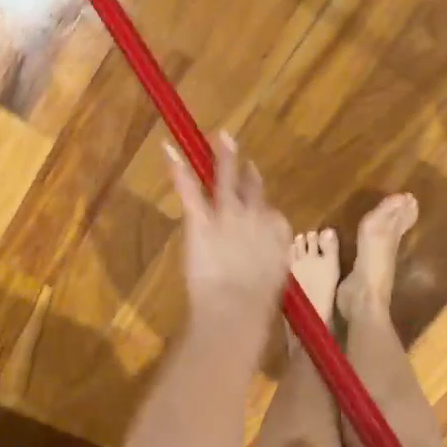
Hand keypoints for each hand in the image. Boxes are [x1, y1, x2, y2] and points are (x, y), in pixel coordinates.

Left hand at [166, 134, 290, 330]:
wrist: (237, 308)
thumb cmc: (257, 310)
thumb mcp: (273, 289)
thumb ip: (267, 274)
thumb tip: (261, 283)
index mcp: (278, 238)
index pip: (273, 218)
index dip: (264, 215)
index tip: (261, 210)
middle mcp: (256, 219)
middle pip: (254, 192)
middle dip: (249, 176)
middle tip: (248, 162)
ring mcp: (228, 216)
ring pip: (226, 180)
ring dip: (223, 159)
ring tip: (221, 136)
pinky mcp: (201, 220)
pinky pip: (190, 191)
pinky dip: (178, 170)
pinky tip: (169, 151)